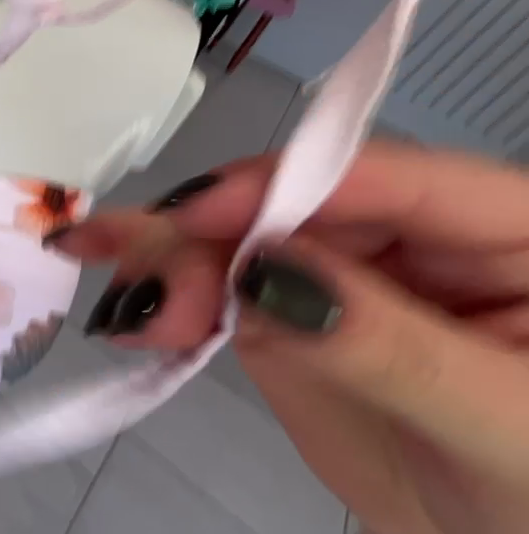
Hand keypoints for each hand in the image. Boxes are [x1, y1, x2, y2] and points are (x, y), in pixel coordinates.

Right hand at [52, 141, 528, 533]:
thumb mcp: (502, 427)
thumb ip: (391, 343)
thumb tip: (261, 270)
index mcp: (507, 242)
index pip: (394, 181)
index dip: (289, 182)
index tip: (195, 212)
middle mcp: (412, 241)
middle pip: (285, 206)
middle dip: (205, 242)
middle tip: (158, 300)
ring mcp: (336, 274)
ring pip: (229, 235)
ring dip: (165, 265)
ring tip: (133, 320)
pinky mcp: (280, 307)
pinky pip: (209, 278)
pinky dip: (155, 285)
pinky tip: (119, 308)